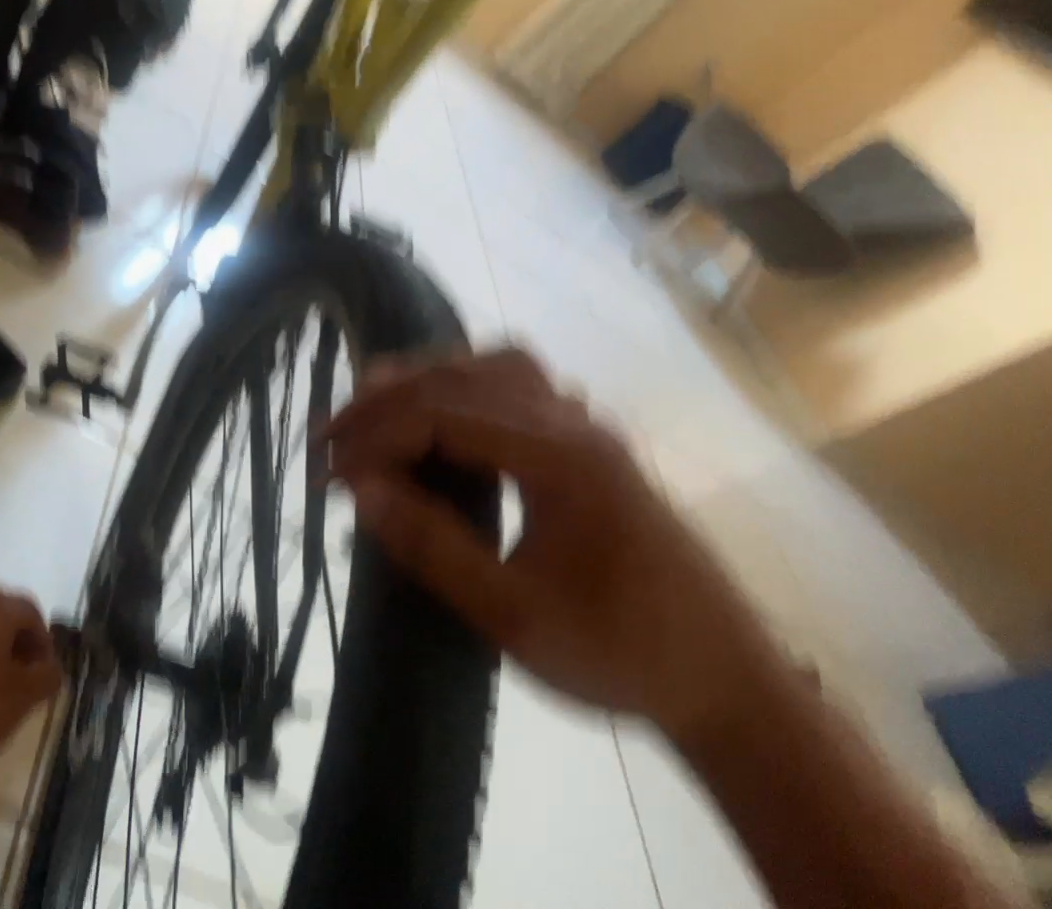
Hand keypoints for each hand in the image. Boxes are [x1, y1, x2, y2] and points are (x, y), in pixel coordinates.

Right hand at [326, 349, 790, 737]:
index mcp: (561, 459)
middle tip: (329, 433)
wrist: (727, 680)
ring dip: (427, 381)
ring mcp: (589, 431)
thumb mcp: (512, 615)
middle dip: (386, 399)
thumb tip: (362, 489)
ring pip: (495, 369)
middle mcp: (575, 425)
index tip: (324, 472)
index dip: (373, 437)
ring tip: (374, 408)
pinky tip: (442, 418)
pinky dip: (465, 387)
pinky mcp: (593, 448)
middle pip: (463, 376)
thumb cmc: (619, 653)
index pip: (442, 416)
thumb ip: (432, 546)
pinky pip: (520, 388)